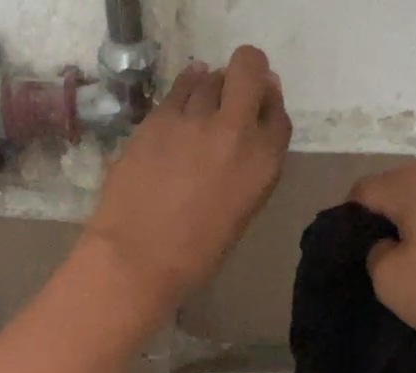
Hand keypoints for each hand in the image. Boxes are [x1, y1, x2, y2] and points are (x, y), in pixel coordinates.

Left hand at [82, 46, 291, 303]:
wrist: (138, 258)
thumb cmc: (194, 255)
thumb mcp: (238, 216)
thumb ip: (247, 174)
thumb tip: (241, 145)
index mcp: (262, 164)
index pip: (277, 115)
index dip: (266, 109)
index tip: (255, 116)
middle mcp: (234, 130)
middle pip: (250, 69)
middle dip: (246, 74)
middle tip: (232, 96)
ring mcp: (193, 119)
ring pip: (209, 77)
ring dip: (210, 87)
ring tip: (199, 112)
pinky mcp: (157, 117)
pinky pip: (177, 89)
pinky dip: (183, 90)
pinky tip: (180, 107)